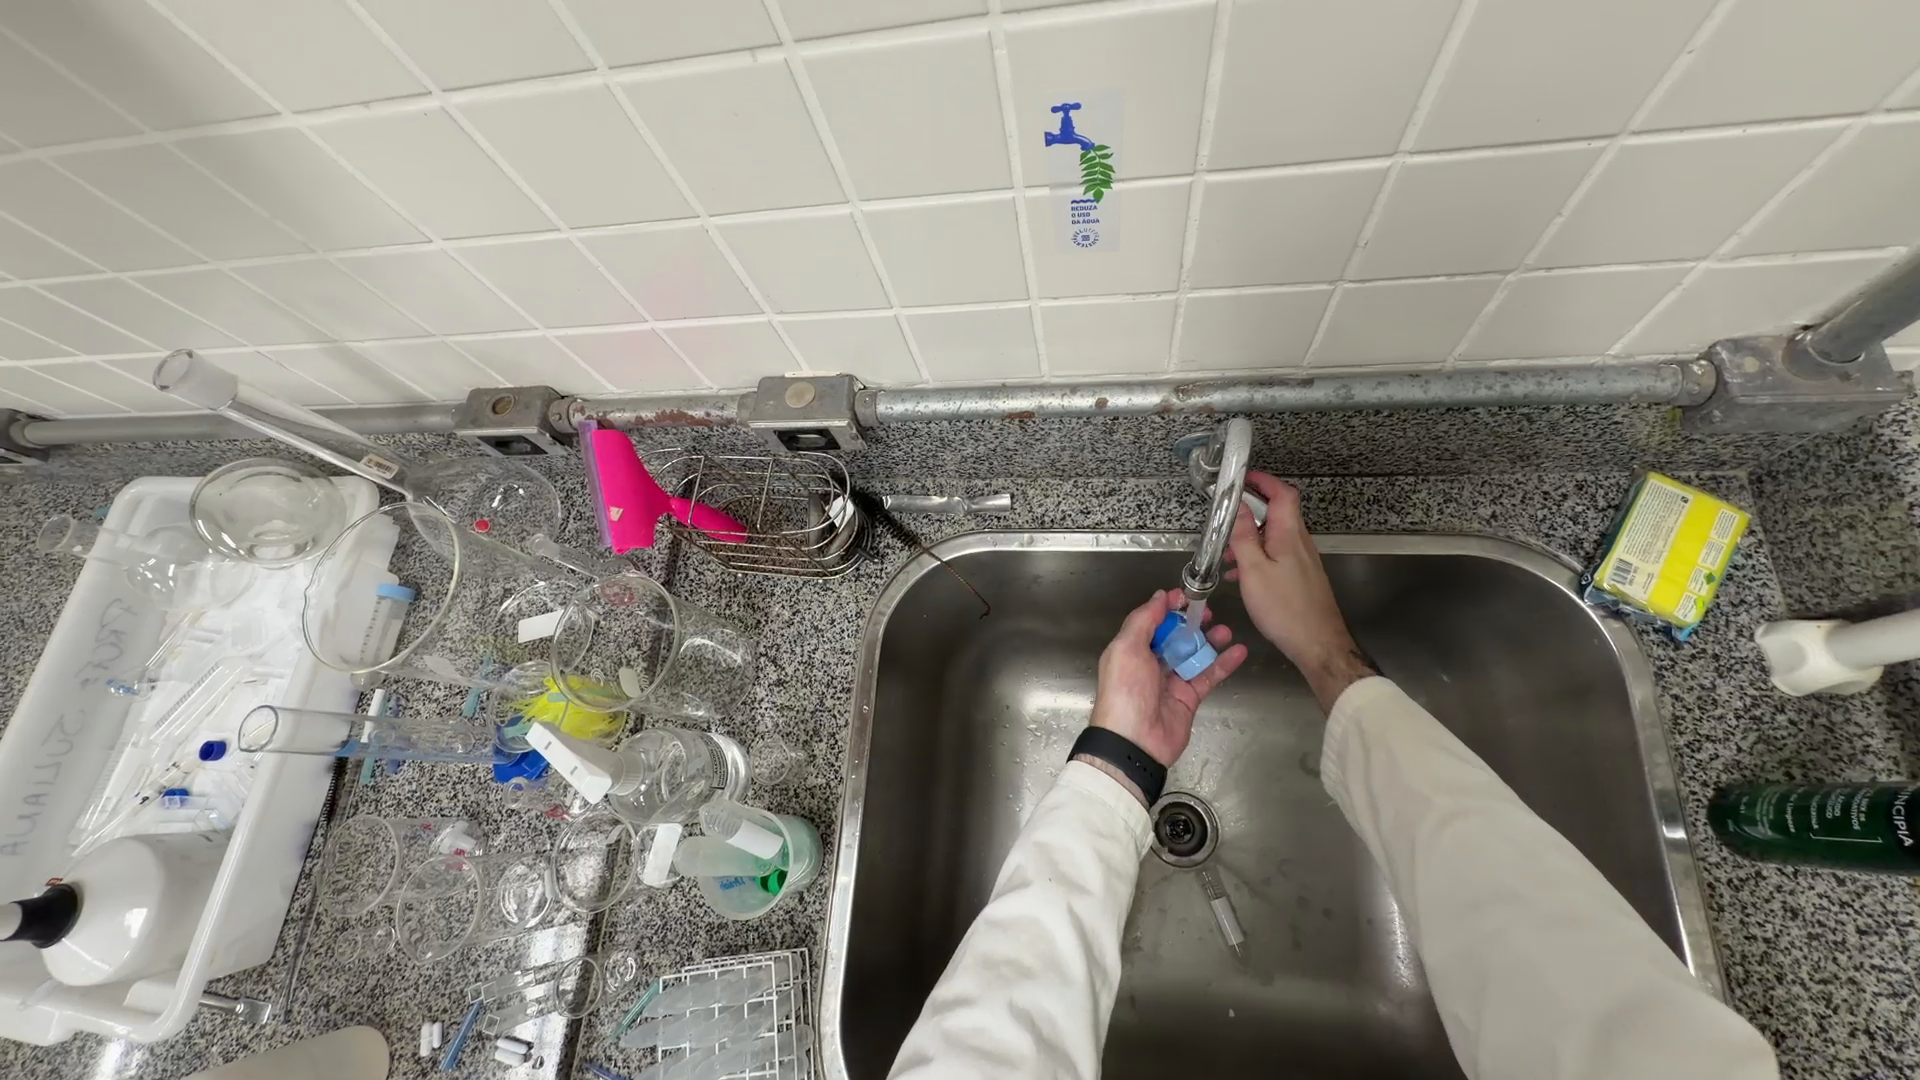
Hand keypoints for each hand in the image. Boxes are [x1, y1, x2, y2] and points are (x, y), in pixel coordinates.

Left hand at [1085, 589, 1246, 801]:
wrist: (1135, 741)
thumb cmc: (1125, 691)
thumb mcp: (1126, 648)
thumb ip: (1143, 620)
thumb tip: (1159, 596)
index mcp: (1130, 649)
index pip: (1151, 621)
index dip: (1167, 607)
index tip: (1185, 595)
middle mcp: (1150, 662)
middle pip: (1174, 636)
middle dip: (1190, 622)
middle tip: (1207, 612)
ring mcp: (1171, 680)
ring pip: (1194, 654)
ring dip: (1210, 640)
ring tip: (1225, 630)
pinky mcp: (1189, 697)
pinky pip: (1208, 675)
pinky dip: (1223, 663)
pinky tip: (1238, 651)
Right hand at [1226, 471, 1374, 711]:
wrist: (1318, 643)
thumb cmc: (1284, 607)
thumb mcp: (1254, 570)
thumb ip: (1243, 537)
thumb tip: (1235, 507)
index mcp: (1289, 535)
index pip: (1283, 494)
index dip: (1265, 481)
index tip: (1243, 478)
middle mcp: (1300, 542)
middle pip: (1279, 513)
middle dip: (1251, 509)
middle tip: (1226, 516)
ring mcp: (1303, 560)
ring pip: (1276, 536)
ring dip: (1252, 536)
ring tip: (1227, 551)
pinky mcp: (1301, 576)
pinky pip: (1277, 554)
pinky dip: (1258, 555)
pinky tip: (1242, 574)